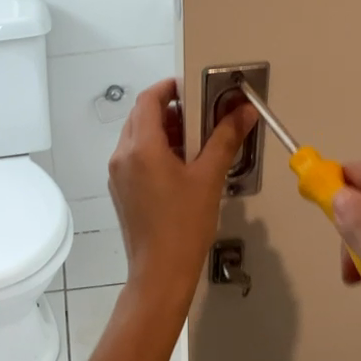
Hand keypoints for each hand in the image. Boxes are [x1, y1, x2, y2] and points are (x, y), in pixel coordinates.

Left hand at [108, 78, 255, 306]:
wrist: (160, 272)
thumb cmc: (185, 225)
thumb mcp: (209, 178)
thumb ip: (225, 139)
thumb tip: (243, 110)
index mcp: (141, 148)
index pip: (149, 99)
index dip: (171, 87)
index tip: (194, 88)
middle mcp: (122, 157)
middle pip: (141, 117)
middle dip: (170, 110)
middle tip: (201, 116)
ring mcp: (117, 176)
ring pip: (137, 137)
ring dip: (163, 131)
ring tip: (195, 142)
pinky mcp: (121, 192)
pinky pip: (135, 159)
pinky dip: (155, 152)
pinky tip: (180, 167)